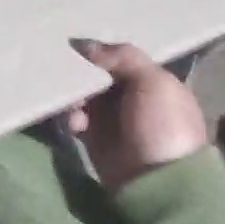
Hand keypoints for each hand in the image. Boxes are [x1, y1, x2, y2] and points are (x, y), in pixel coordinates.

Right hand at [68, 39, 209, 190]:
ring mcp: (112, 118)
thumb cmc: (162, 125)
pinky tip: (75, 122)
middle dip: (79, 72)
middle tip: (62, 68)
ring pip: (81, 94)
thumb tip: (83, 44)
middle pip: (96, 75)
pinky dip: (70, 116)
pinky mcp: (94, 137)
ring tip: (73, 103)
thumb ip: (123, 57)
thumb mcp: (153, 82)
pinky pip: (74, 117)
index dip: (100, 50)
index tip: (74, 42)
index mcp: (152, 82)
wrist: (158, 181)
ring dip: (72, 95)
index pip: (120, 58)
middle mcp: (131, 98)